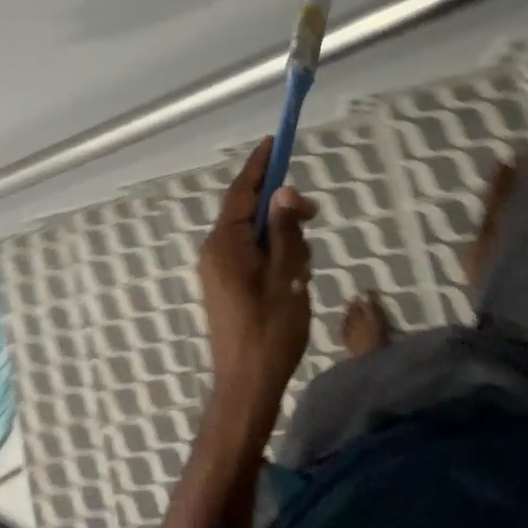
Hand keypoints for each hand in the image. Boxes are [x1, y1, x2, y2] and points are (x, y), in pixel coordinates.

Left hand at [198, 137, 317, 413]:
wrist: (247, 385)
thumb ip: (284, 229)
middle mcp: (214, 251)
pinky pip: (249, 254)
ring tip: (305, 260)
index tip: (274, 142)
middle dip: (280, 208)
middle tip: (313, 215)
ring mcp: (217, 270)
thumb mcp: (286, 275)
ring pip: (253, 235)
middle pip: (248, 212)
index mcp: (225, 244)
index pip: (242, 191)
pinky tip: (294, 274)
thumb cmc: (271, 330)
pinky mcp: (224, 286)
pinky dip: (272, 253)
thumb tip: (283, 190)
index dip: (260, 165)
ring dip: (280, 236)